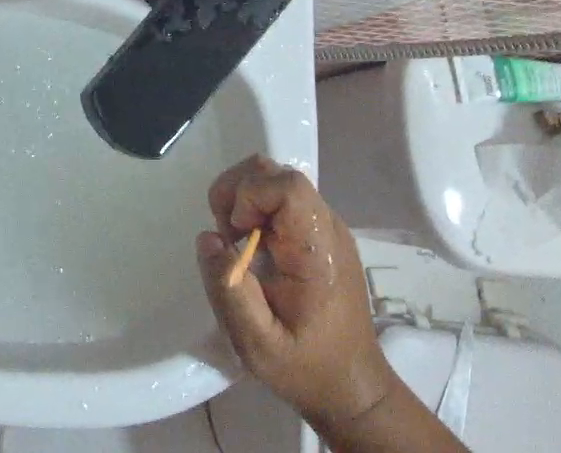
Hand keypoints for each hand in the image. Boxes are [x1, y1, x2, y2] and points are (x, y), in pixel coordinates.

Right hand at [195, 156, 396, 431]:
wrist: (351, 387)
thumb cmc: (306, 366)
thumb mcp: (258, 343)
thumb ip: (230, 291)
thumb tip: (209, 238)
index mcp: (318, 252)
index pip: (288, 186)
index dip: (250, 196)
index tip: (236, 235)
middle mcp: (327, 229)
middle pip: (276, 173)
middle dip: (237, 192)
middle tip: (227, 236)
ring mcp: (324, 229)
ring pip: (274, 179)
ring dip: (241, 198)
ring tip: (235, 240)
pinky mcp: (316, 234)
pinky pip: (279, 198)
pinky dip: (252, 209)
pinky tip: (249, 246)